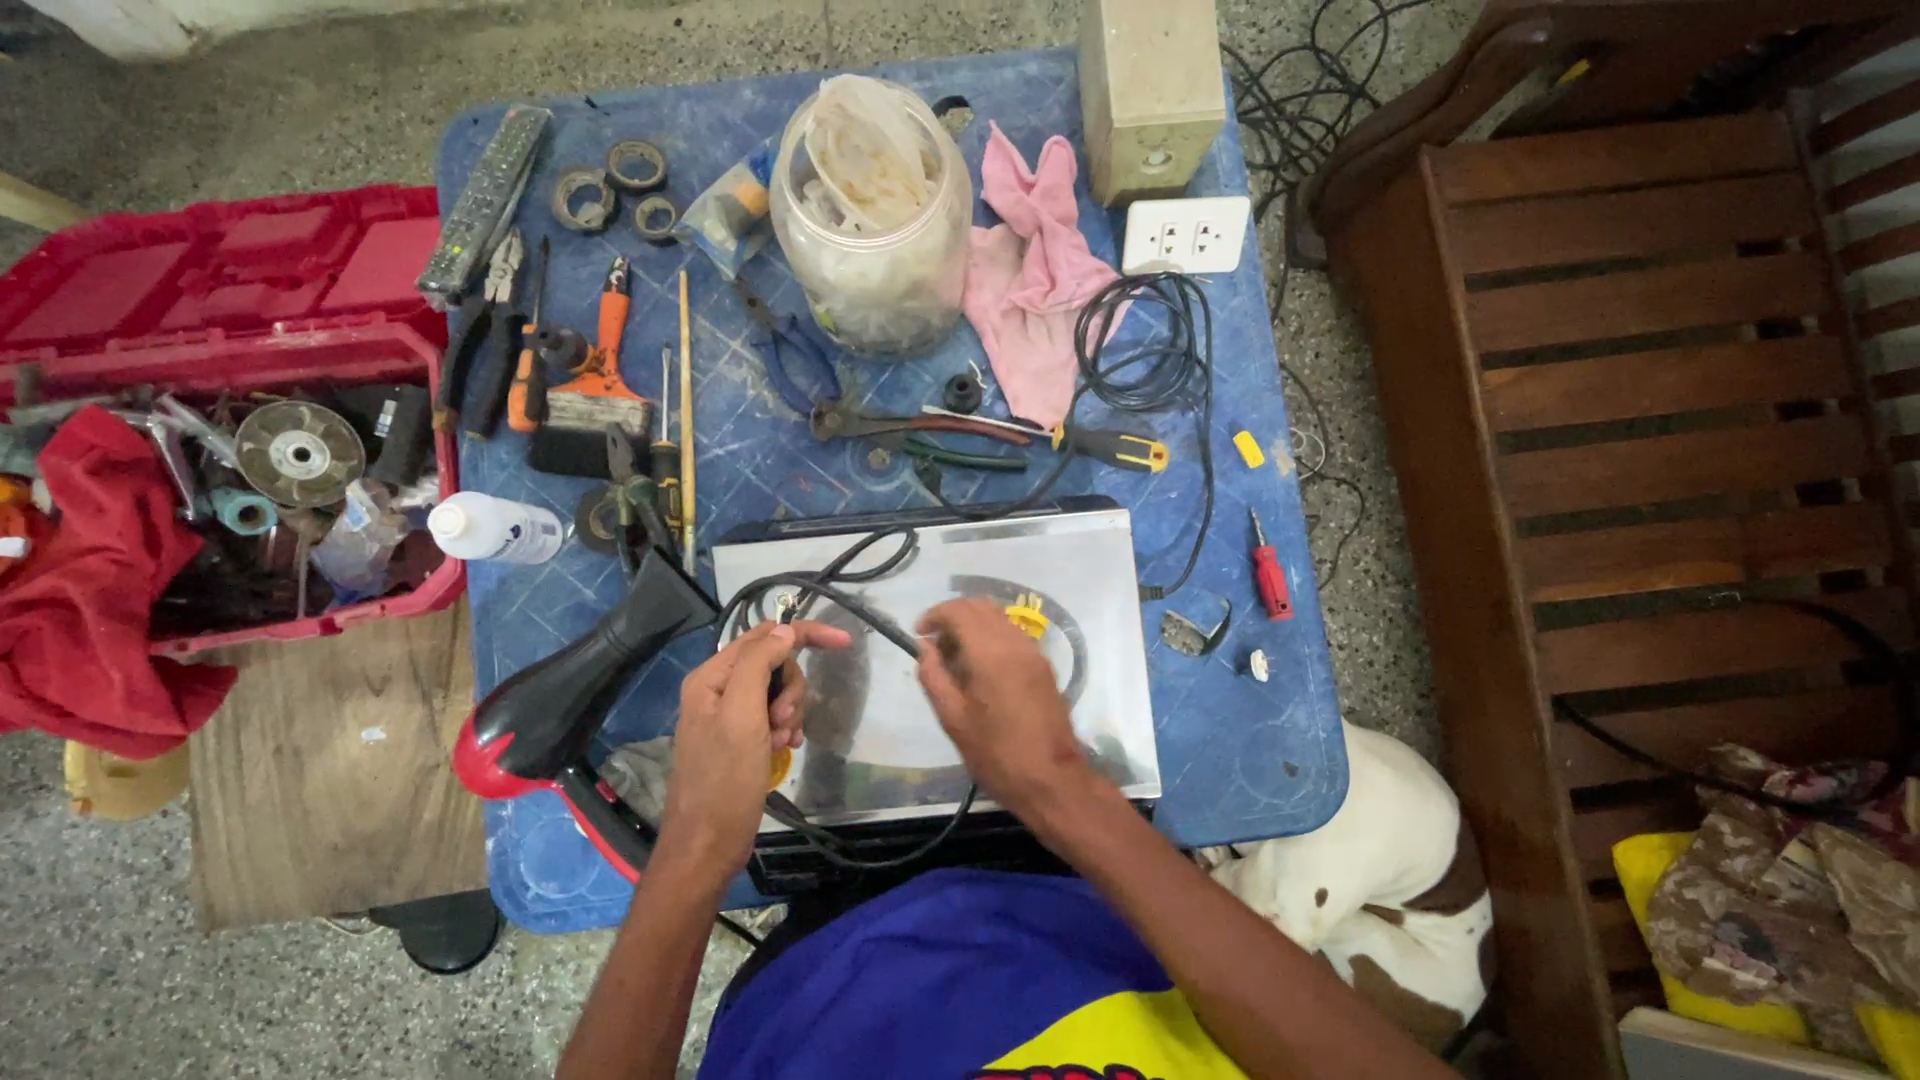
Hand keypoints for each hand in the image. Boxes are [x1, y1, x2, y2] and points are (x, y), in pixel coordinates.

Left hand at [664, 619, 851, 868]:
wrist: (708, 843)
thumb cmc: (724, 780)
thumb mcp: (742, 715)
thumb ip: (759, 664)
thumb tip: (784, 629)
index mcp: (711, 676)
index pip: (764, 636)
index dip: (804, 634)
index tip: (844, 643)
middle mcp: (718, 689)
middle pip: (775, 664)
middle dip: (791, 689)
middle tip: (783, 723)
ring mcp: (729, 715)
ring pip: (778, 691)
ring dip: (790, 713)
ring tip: (782, 742)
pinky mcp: (741, 738)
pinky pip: (774, 716)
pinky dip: (786, 728)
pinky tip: (786, 748)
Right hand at [916, 598, 1088, 813]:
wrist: (1052, 779)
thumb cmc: (996, 754)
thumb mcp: (953, 720)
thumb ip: (934, 676)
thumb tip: (925, 647)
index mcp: (991, 654)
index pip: (959, 611)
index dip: (934, 615)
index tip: (919, 635)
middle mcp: (1016, 643)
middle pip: (981, 606)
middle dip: (953, 616)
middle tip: (935, 645)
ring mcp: (1035, 653)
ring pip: (1000, 618)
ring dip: (974, 625)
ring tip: (955, 657)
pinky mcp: (1044, 666)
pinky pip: (1013, 635)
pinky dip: (992, 636)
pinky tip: (980, 667)